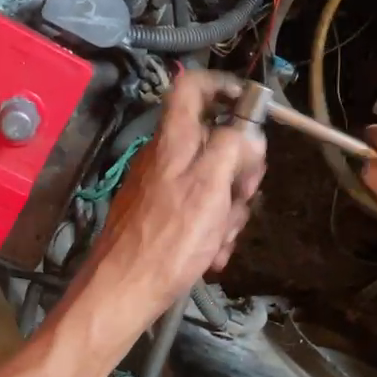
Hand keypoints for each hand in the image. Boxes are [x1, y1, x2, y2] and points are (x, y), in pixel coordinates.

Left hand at [79, 71, 265, 337]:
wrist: (124, 290)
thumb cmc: (169, 238)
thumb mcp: (210, 186)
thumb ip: (232, 147)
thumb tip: (248, 131)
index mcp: (174, 139)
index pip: (193, 86)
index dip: (224, 86)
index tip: (251, 109)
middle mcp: (165, 156)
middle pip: (215, 141)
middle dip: (239, 171)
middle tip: (243, 196)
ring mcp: (162, 187)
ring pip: (213, 182)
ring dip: (228, 211)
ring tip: (219, 239)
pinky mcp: (161, 215)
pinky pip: (199, 211)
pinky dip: (210, 231)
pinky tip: (210, 256)